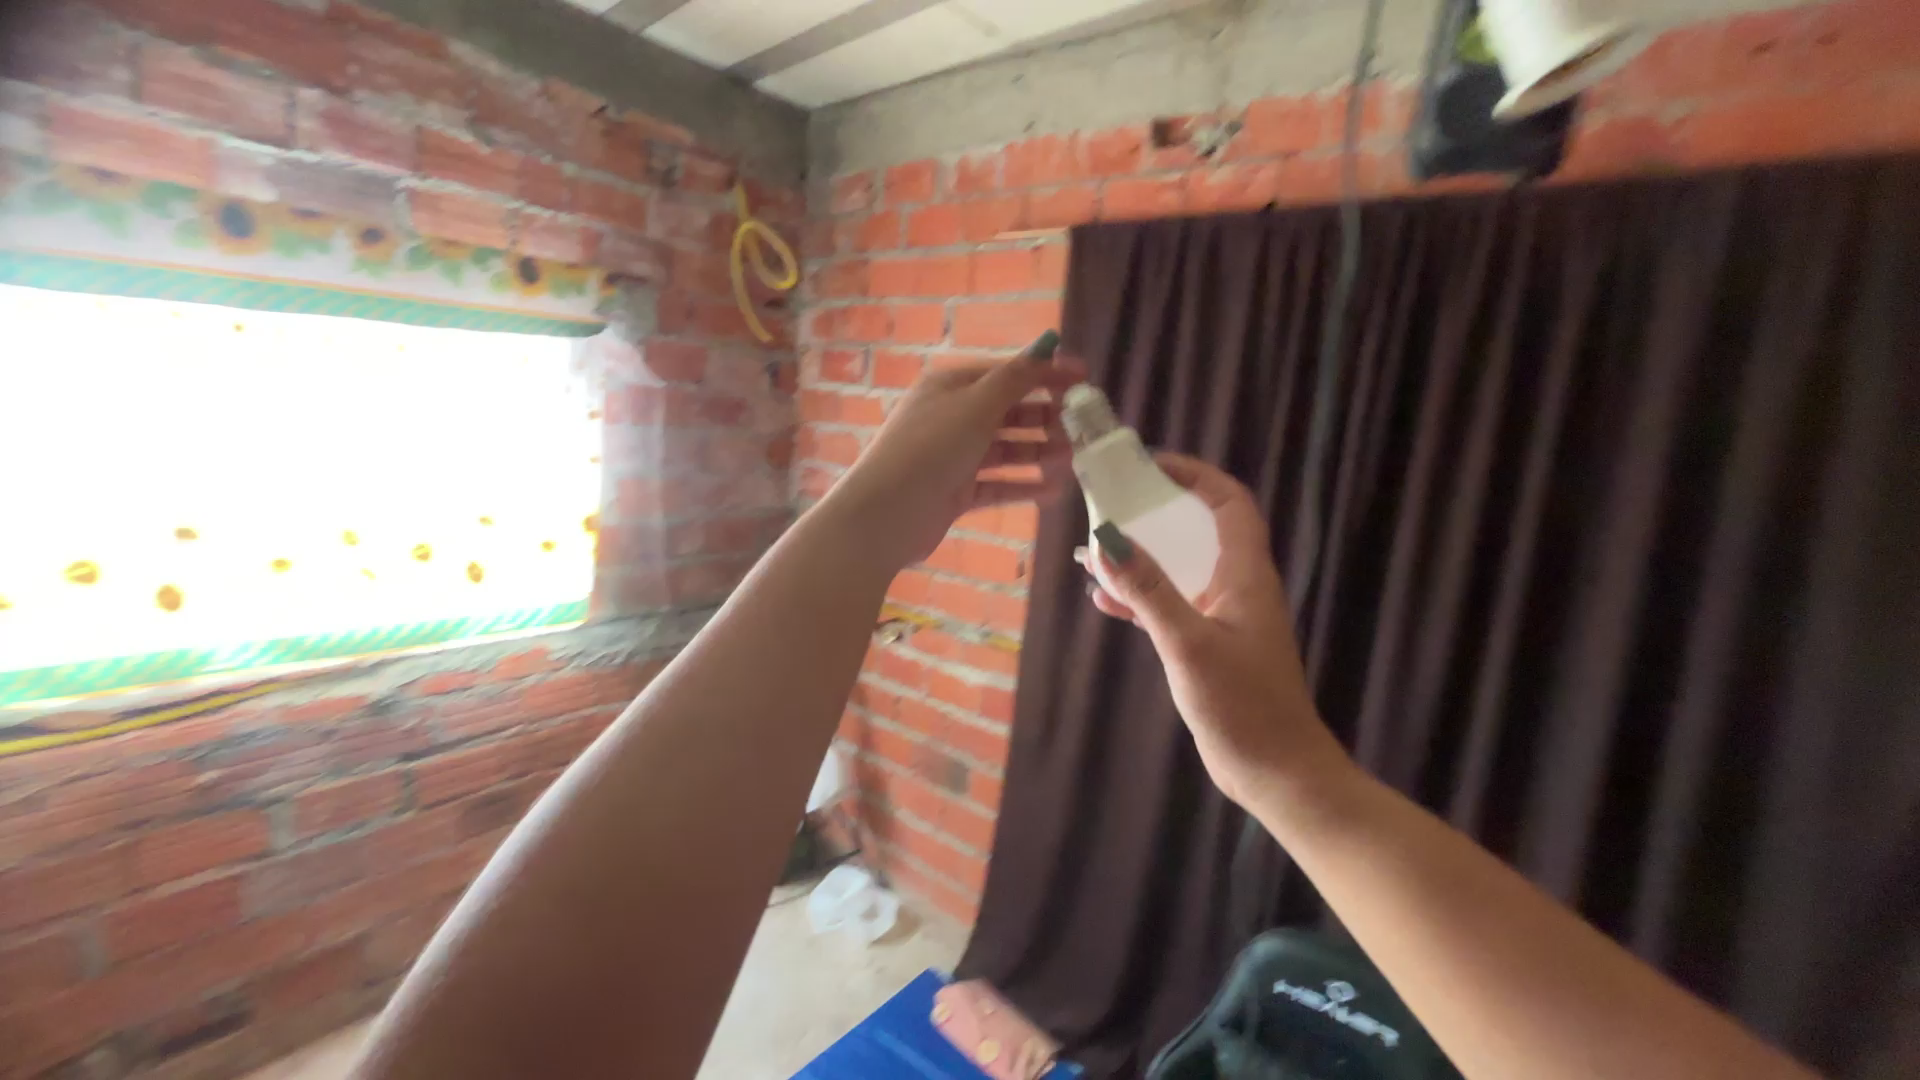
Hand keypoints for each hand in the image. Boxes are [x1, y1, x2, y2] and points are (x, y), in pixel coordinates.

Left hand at [826, 338, 1085, 569]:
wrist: (885, 513)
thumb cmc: (931, 448)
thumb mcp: (975, 405)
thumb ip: (1015, 379)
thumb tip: (1047, 352)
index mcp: (951, 386)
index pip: (1007, 373)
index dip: (1046, 374)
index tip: (1085, 379)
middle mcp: (952, 417)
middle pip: (1009, 411)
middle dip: (1046, 418)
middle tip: (1084, 430)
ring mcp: (954, 456)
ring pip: (1006, 449)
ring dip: (1040, 452)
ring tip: (1073, 462)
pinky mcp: (957, 492)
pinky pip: (999, 483)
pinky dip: (1025, 484)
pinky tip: (1055, 490)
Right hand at [1081, 453, 1353, 807]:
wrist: (1277, 772)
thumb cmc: (1243, 705)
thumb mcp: (1188, 644)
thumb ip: (1149, 592)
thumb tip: (1107, 540)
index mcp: (1245, 575)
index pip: (1229, 503)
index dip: (1196, 475)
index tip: (1151, 465)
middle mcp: (1237, 587)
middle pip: (1200, 529)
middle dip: (1158, 510)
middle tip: (1114, 500)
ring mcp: (1224, 617)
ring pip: (1180, 568)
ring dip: (1143, 555)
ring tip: (1096, 547)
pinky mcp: (1210, 646)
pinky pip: (1171, 606)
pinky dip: (1140, 598)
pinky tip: (1104, 601)